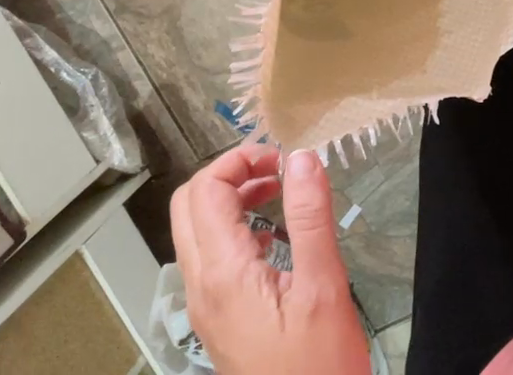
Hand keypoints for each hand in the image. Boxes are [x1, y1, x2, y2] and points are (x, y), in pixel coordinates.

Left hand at [171, 145, 369, 374]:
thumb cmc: (319, 363)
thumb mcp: (324, 286)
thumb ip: (311, 218)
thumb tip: (303, 158)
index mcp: (223, 273)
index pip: (206, 191)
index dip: (240, 160)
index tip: (283, 160)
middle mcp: (201, 285)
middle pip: (188, 205)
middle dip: (229, 174)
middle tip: (277, 171)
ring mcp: (204, 304)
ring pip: (195, 230)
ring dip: (230, 198)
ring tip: (280, 192)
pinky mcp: (217, 317)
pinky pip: (209, 256)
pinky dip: (233, 227)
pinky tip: (275, 234)